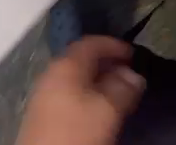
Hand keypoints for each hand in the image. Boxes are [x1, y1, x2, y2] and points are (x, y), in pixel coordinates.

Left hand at [16, 36, 145, 144]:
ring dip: (97, 82)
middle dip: (107, 64)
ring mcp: (44, 93)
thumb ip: (123, 88)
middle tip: (127, 75)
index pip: (92, 42)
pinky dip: (85, 95)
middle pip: (83, 59)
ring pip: (76, 78)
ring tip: (115, 95)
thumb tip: (134, 75)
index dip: (114, 45)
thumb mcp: (107, 110)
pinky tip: (95, 110)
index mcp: (66, 64)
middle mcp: (52, 72)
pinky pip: (69, 93)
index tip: (133, 55)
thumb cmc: (76, 133)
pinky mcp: (42, 114)